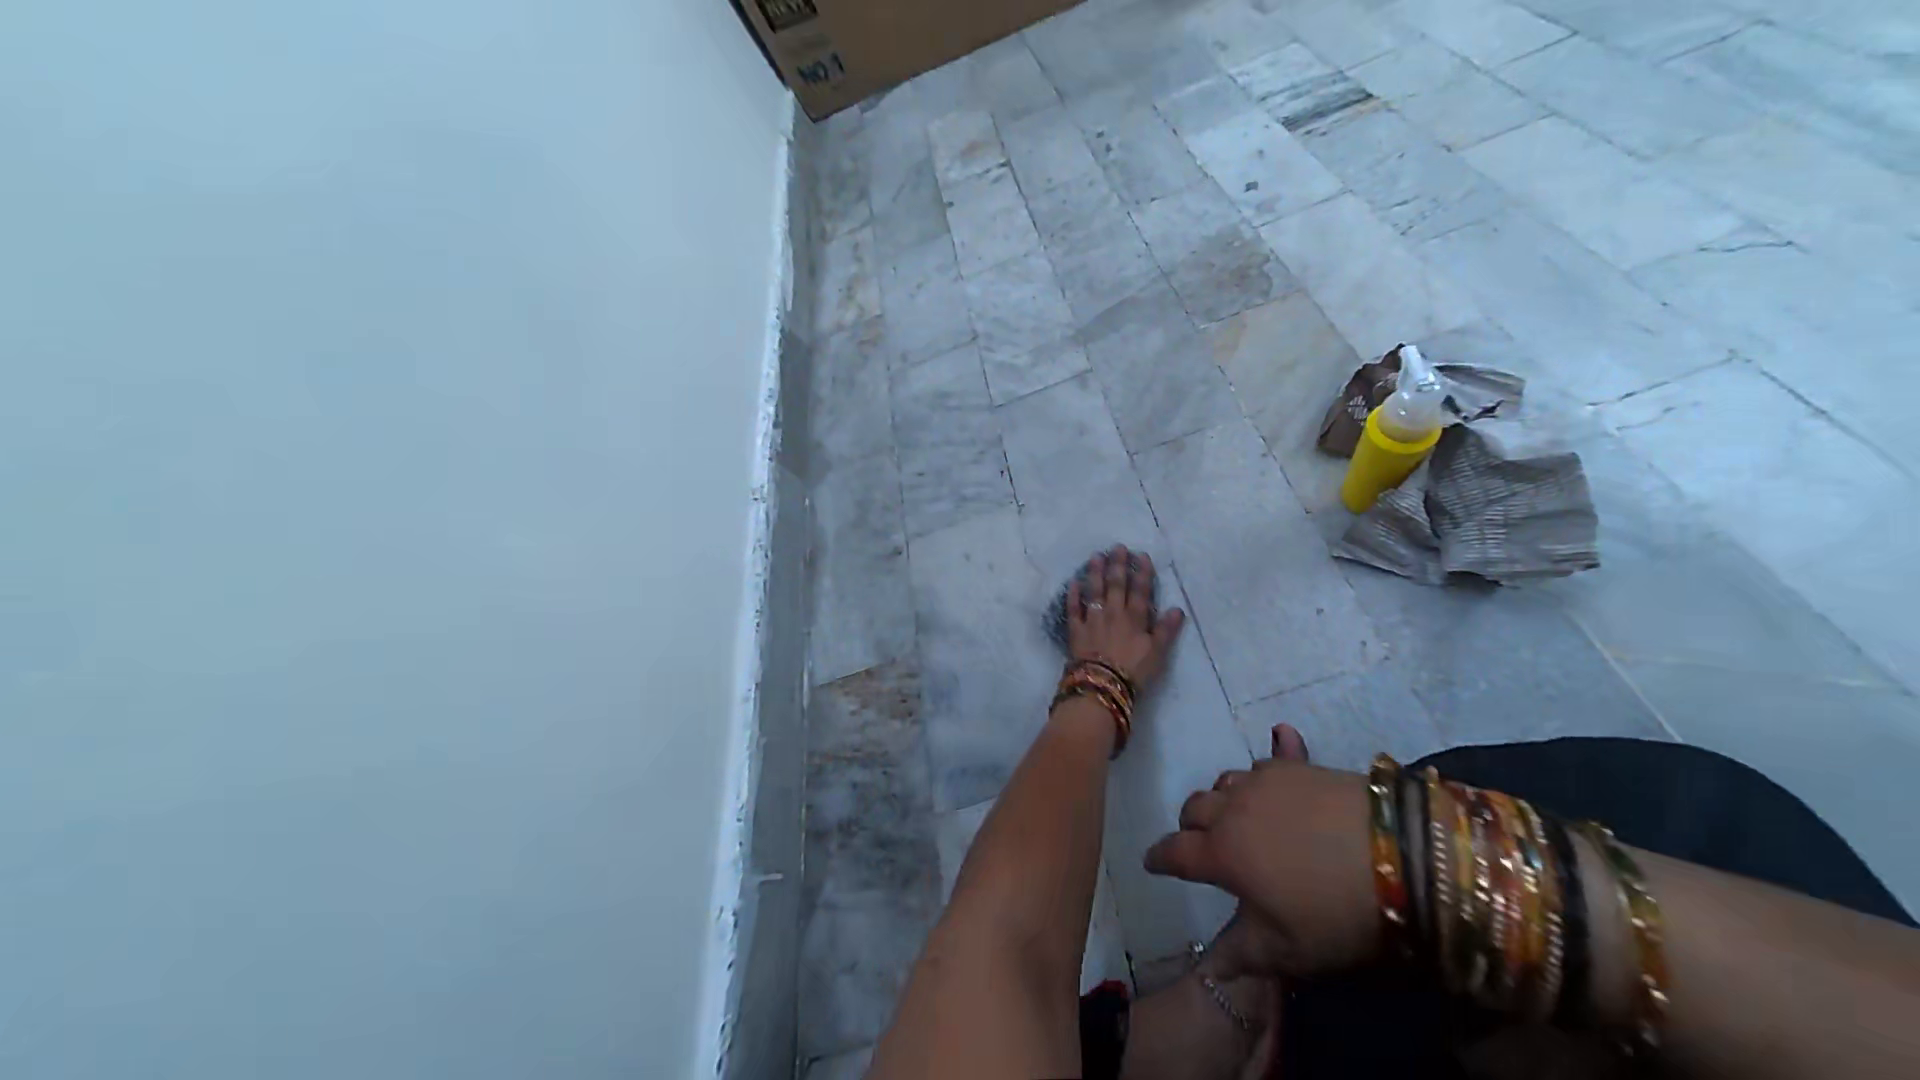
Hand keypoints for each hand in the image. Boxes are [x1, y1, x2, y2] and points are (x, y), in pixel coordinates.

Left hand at [1066, 545, 1184, 688]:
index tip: (1141, 555)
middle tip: (1117, 547)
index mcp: (1135, 618)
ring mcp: (1093, 619)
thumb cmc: (1134, 671)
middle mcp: (1114, 613)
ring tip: (1096, 556)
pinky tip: (1073, 582)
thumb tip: (1177, 609)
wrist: (1102, 684)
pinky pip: (1074, 609)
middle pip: (1116, 585)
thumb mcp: (1158, 653)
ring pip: (1094, 591)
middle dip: (1118, 565)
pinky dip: (1073, 595)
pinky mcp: (1076, 630)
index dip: (1142, 572)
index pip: (1140, 591)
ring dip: (1095, 573)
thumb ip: (1166, 630)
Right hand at [1144, 724, 1380, 977]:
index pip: (1176, 852)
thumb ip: (1241, 955)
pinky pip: (1273, 758)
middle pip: (1194, 808)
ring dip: (1224, 798)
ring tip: (1240, 813)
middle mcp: (1232, 809)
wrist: (1401, 857)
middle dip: (1190, 825)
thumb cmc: (1335, 913)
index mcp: (1221, 852)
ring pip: (1227, 782)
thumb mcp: (1288, 949)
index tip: (1152, 862)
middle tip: (1202, 842)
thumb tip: (1208, 973)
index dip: (1160, 858)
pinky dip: (1271, 759)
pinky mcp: (1298, 768)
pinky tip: (1281, 737)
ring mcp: (1264, 783)